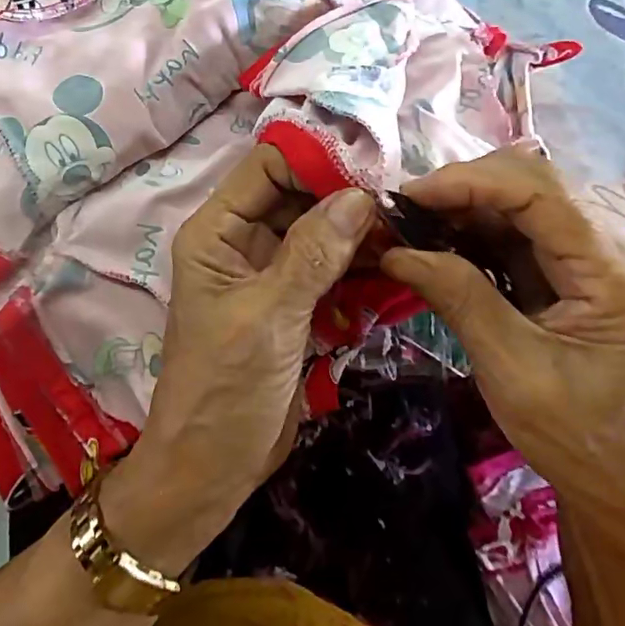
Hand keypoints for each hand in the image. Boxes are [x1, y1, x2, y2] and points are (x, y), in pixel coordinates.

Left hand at [101, 145, 374, 570]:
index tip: (374, 166)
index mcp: (216, 231)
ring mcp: (268, 272)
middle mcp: (240, 241)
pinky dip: (360, 266)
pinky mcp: (292, 302)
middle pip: (296, 196)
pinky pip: (329, 269)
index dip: (314, 160)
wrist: (212, 465)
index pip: (265, 169)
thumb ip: (311, 255)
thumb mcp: (268, 316)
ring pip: (318, 231)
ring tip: (412, 230)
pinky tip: (399, 264)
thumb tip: (359, 196)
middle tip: (407, 201)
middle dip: (346, 196)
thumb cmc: (225, 387)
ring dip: (359, 232)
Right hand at [381, 144, 624, 512]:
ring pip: (523, 199)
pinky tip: (440, 242)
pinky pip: (521, 228)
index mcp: (618, 279)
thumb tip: (395, 250)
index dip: (470, 182)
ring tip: (413, 226)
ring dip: (463, 205)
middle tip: (403, 212)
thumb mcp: (510, 370)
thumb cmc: (577, 438)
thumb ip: (459, 297)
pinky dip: (474, 227)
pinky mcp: (577, 270)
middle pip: (534, 185)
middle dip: (462, 188)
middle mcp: (617, 254)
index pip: (543, 195)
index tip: (408, 197)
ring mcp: (599, 259)